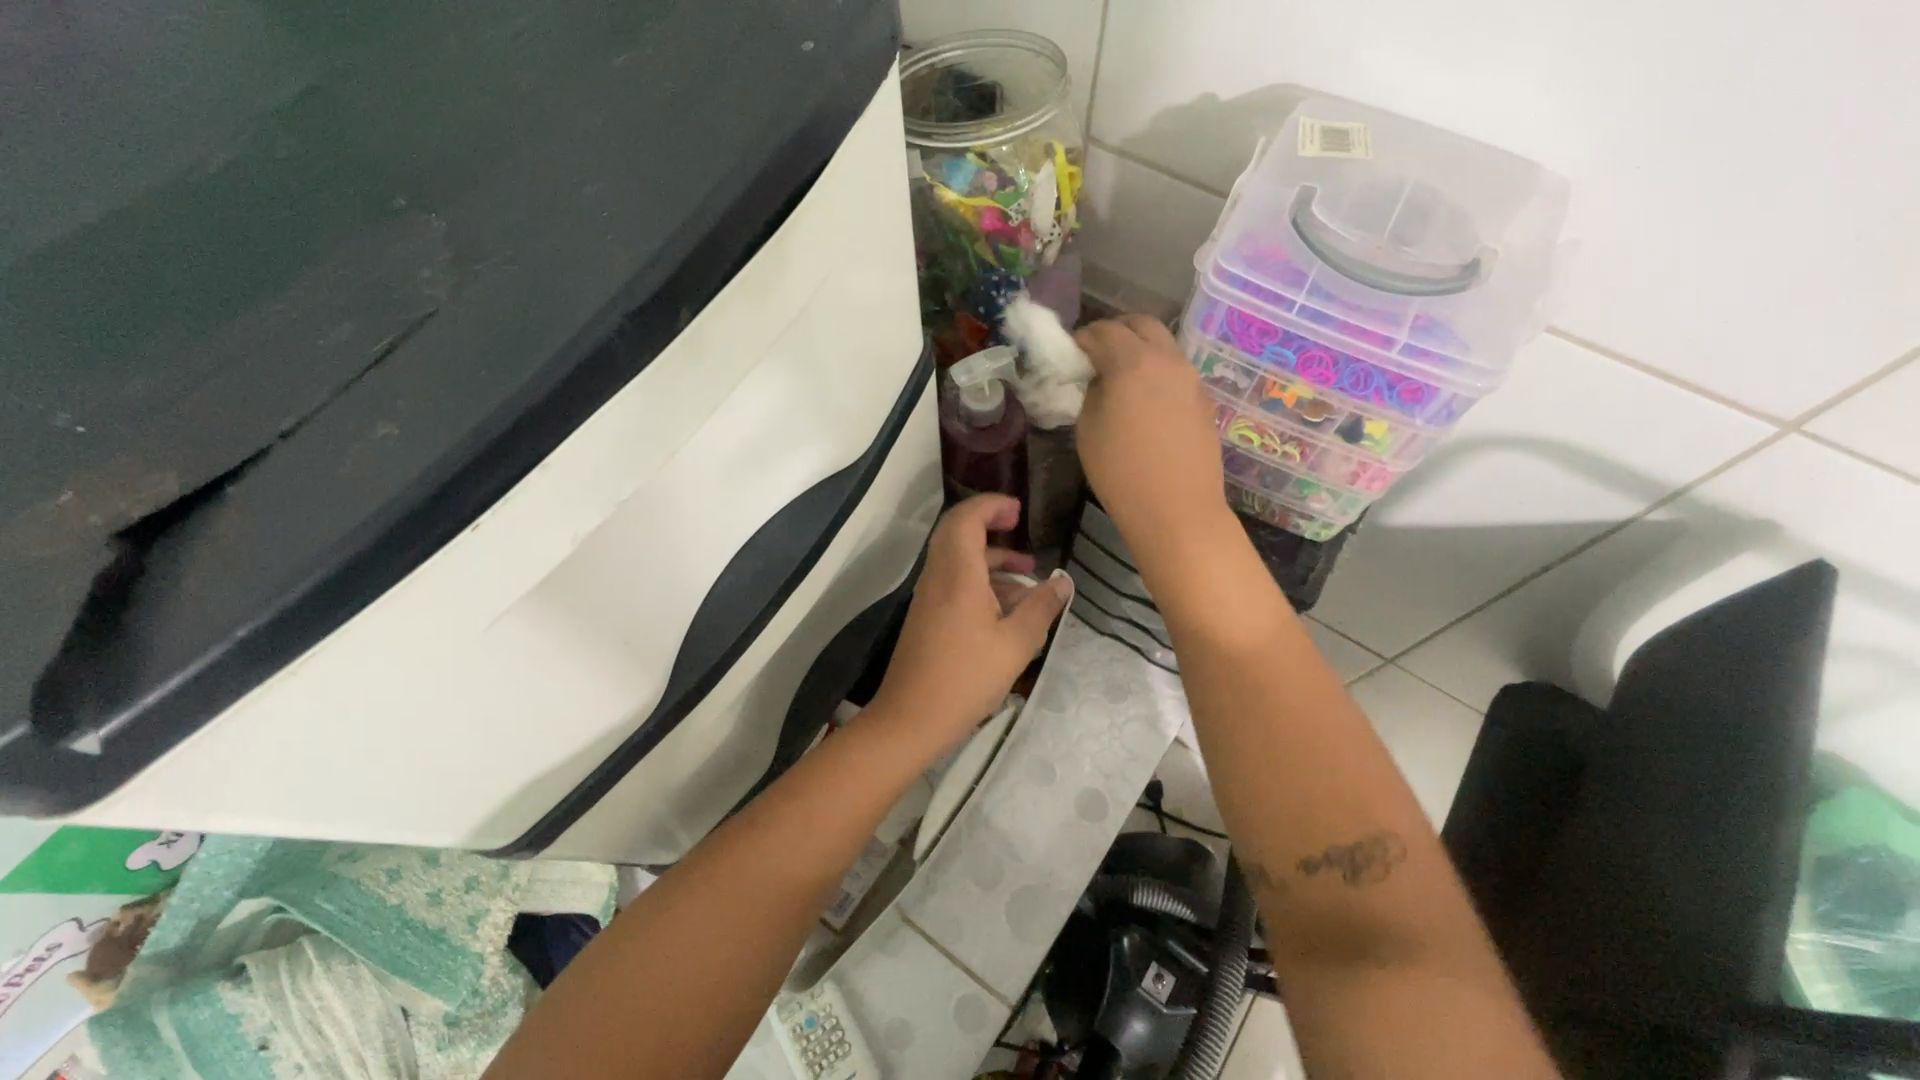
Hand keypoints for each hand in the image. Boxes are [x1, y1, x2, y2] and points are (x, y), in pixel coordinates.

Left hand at [867, 495, 1072, 751]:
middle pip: (957, 534)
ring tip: (1029, 580)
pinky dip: (981, 583)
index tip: (1018, 511)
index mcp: (958, 575)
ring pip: (957, 562)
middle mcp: (938, 578)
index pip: (966, 519)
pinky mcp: (927, 618)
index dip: (991, 506)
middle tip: (1020, 530)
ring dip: (990, 561)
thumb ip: (1041, 608)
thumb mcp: (1016, 645)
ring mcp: (929, 598)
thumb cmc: (966, 678)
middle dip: (990, 527)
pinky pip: (954, 584)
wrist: (911, 718)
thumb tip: (1062, 581)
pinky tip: (1009, 611)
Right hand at [1074, 315, 1233, 546]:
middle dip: (1116, 332)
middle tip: (1096, 355)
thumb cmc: (1122, 473)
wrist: (1178, 511)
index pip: (1103, 330)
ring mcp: (1192, 379)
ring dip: (1140, 351)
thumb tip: (1100, 379)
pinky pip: (1176, 373)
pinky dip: (1157, 373)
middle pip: (1142, 325)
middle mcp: (1168, 359)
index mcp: (1133, 362)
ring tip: (1120, 379)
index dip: (1082, 338)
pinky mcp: (1204, 401)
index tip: (1070, 354)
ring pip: (1164, 346)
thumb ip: (1092, 392)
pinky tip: (1144, 403)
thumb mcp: (1088, 429)